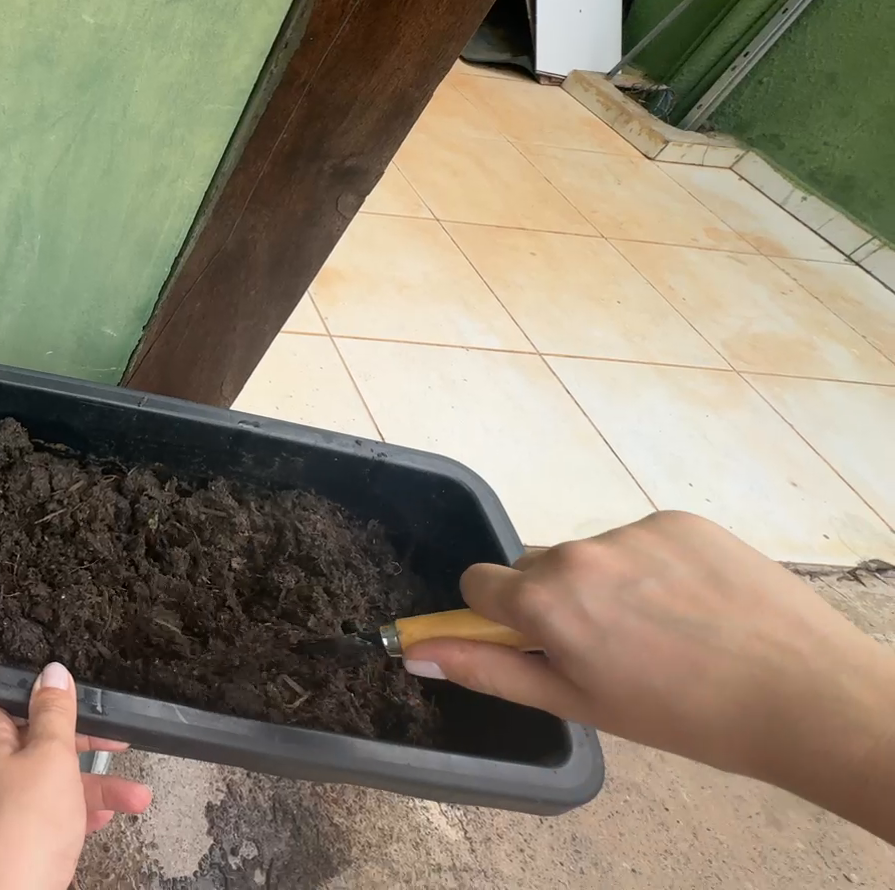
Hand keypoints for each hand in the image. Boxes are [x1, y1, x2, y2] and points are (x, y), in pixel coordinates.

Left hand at [0, 663, 152, 889]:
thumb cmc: (25, 819)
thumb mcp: (50, 754)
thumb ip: (55, 712)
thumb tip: (53, 671)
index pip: (14, 700)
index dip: (45, 696)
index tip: (79, 695)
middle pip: (42, 739)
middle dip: (85, 742)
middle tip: (119, 737)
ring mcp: (10, 803)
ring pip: (57, 779)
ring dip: (98, 785)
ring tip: (139, 795)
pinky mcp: (26, 836)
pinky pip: (59, 813)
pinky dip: (85, 812)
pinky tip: (112, 817)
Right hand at [405, 511, 894, 837]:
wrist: (825, 704)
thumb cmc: (686, 717)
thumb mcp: (577, 703)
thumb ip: (485, 670)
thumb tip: (412, 653)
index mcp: (542, 602)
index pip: (477, 583)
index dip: (501, 614)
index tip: (541, 640)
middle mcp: (572, 554)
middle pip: (533, 567)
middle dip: (556, 598)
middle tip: (614, 643)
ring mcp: (626, 532)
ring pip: (586, 554)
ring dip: (605, 582)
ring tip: (669, 626)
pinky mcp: (676, 520)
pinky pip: (636, 537)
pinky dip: (653, 564)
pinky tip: (696, 601)